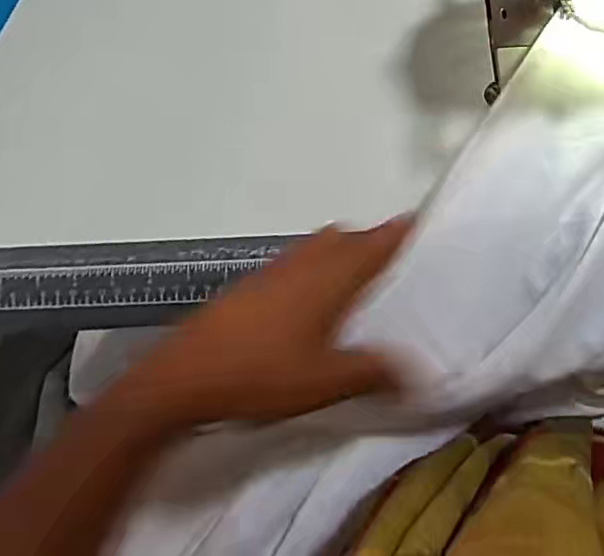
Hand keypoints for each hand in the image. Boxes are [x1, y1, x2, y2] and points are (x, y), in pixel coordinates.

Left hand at [111, 217, 412, 429]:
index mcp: (330, 276)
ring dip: (343, 249)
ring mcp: (277, 268)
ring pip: (321, 245)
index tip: (418, 222)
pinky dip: (317, 263)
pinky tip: (313, 296)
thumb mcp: (326, 381)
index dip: (397, 232)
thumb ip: (373, 372)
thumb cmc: (262, 371)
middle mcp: (306, 261)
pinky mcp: (255, 281)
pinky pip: (299, 259)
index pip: (374, 244)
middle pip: (348, 238)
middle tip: (395, 256)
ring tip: (358, 273)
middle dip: (373, 240)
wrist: (186, 373)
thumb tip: (417, 373)